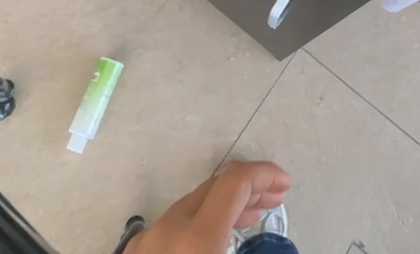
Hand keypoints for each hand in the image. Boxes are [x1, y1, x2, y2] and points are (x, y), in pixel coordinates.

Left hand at [128, 161, 292, 252]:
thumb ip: (253, 245)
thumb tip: (269, 224)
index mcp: (196, 236)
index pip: (235, 181)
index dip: (265, 173)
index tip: (285, 182)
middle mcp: (167, 230)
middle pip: (213, 189)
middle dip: (249, 187)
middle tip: (276, 197)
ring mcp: (145, 242)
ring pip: (191, 206)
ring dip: (224, 206)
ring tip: (252, 215)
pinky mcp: (133, 253)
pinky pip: (171, 227)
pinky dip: (198, 223)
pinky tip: (211, 236)